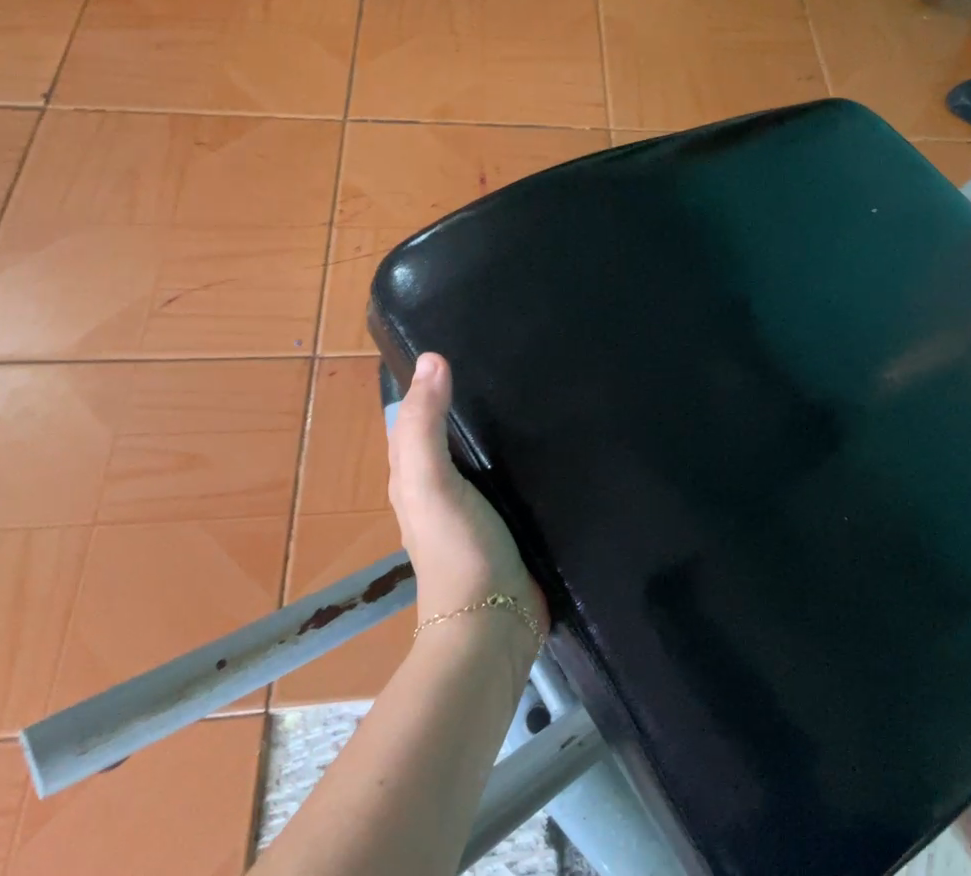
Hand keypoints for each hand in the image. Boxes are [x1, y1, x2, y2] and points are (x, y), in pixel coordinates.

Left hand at [387, 353, 548, 645]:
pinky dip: (530, 464)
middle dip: (476, 404)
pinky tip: (555, 448)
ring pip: (490, 459)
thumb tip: (432, 358)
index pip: (418, 419)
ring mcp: (480, 511)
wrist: (496, 623)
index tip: (468, 347)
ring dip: (507, 434)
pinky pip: (519, 483)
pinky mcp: (514, 527)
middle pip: (456, 437)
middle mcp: (443, 491)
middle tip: (517, 366)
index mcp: (415, 478)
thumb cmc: (457, 550)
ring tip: (543, 396)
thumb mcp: (431, 482)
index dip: (433, 385)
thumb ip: (426, 425)